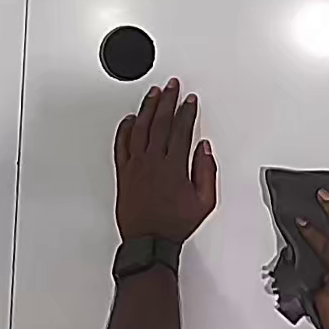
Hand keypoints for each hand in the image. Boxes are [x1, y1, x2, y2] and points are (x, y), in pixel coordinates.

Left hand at [113, 78, 217, 243]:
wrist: (148, 242)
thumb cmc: (174, 224)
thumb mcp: (204, 202)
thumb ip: (206, 172)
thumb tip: (203, 149)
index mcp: (174, 166)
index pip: (181, 129)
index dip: (186, 111)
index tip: (189, 100)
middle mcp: (153, 161)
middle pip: (160, 122)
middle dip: (167, 100)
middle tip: (172, 86)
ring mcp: (136, 165)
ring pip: (140, 128)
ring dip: (147, 108)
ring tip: (153, 93)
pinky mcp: (123, 171)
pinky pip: (122, 144)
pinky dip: (125, 129)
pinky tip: (129, 119)